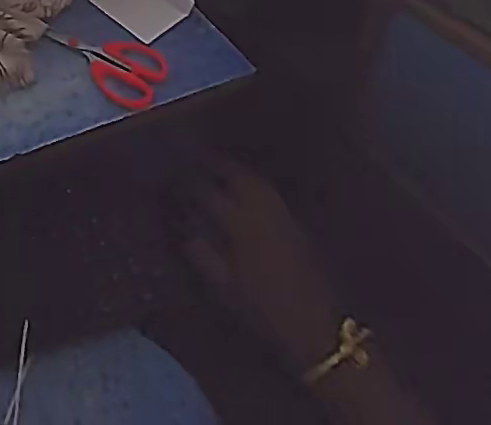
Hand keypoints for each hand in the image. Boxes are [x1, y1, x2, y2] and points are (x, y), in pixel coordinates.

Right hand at [173, 159, 345, 372]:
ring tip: (218, 166)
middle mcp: (261, 211)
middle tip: (195, 156)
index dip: (185, 183)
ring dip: (236, 170)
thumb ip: (200, 252)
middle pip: (236, 175)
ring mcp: (284, 217)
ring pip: (257, 181)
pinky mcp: (298, 227)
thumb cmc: (265, 311)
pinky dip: (253, 184)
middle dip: (214, 162)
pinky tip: (245, 190)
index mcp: (239, 223)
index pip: (205, 191)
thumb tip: (182, 228)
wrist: (321, 332)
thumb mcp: (223, 286)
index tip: (169, 180)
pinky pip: (270, 193)